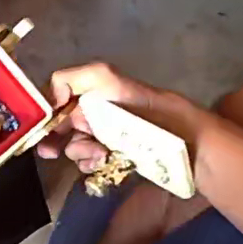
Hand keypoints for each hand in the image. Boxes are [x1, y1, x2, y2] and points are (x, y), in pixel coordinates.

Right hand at [36, 63, 206, 173]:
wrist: (197, 151)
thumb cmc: (161, 119)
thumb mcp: (120, 88)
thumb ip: (85, 80)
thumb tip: (54, 92)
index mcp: (104, 85)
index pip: (64, 84)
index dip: (50, 103)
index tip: (45, 125)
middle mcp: (104, 104)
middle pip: (65, 115)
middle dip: (56, 134)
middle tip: (48, 153)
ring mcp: (112, 129)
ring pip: (76, 139)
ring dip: (77, 150)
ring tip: (94, 157)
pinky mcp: (119, 151)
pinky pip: (91, 156)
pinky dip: (89, 161)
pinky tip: (99, 164)